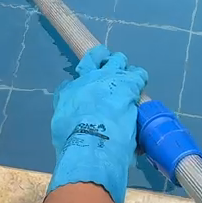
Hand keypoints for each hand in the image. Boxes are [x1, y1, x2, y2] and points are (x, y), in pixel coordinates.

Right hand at [50, 45, 148, 202]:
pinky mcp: (128, 87)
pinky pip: (138, 75)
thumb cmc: (72, 140)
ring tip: (129, 76)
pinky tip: (140, 82)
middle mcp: (92, 78)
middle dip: (108, 62)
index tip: (95, 68)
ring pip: (119, 61)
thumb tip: (69, 102)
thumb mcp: (61, 122)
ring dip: (123, 68)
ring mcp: (110, 80)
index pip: (82, 68)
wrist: (90, 143)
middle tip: (113, 72)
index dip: (90, 65)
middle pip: (101, 58)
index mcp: (74, 88)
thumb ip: (66, 108)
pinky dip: (139, 77)